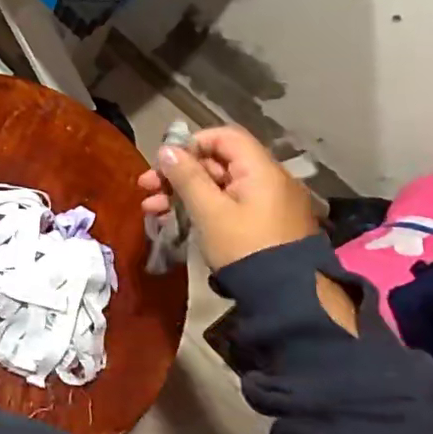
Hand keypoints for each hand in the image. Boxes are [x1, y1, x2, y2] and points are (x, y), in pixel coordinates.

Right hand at [137, 125, 318, 269]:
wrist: (286, 296)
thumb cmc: (244, 246)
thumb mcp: (209, 211)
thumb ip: (187, 177)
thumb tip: (167, 150)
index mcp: (260, 169)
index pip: (224, 137)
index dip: (191, 144)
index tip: (164, 163)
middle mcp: (267, 179)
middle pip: (217, 162)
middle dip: (178, 173)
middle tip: (147, 187)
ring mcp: (266, 203)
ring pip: (218, 186)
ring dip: (183, 193)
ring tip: (152, 209)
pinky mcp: (263, 224)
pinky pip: (228, 205)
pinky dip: (201, 208)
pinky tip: (173, 222)